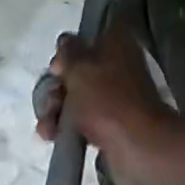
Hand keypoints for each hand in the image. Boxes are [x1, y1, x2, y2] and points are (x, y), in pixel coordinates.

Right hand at [36, 17, 171, 154]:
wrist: (138, 148)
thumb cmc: (107, 99)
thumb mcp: (79, 67)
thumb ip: (68, 52)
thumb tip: (65, 43)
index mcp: (117, 40)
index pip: (88, 36)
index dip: (68, 51)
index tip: (56, 68)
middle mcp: (119, 63)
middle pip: (79, 68)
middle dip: (57, 86)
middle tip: (48, 102)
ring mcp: (117, 94)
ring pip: (79, 95)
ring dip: (57, 109)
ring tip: (46, 127)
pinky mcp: (113, 123)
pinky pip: (84, 119)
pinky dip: (66, 126)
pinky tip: (50, 137)